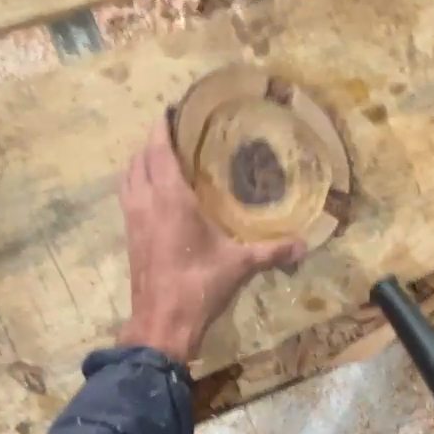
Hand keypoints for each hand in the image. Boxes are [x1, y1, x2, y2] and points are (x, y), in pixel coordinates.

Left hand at [118, 118, 305, 362]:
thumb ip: (272, 251)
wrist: (162, 323)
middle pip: (140, 158)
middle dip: (152, 140)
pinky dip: (136, 183)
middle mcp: (146, 201)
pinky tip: (153, 192)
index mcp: (170, 198)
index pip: (159, 149)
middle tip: (174, 131)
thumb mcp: (240, 265)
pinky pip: (128, 196)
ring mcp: (133, 219)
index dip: (162, 127)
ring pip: (129, 176)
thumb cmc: (199, 286)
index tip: (172, 110)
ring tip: (160, 156)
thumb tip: (306, 245)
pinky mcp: (130, 237)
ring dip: (140, 160)